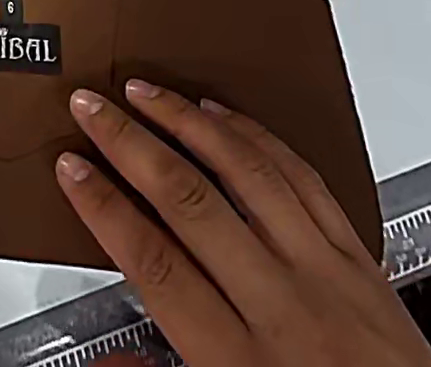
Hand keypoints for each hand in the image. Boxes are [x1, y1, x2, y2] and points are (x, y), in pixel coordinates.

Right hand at [56, 81, 430, 366]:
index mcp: (242, 363)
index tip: (72, 168)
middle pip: (189, 201)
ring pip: (245, 171)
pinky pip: (302, 176)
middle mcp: (284, 307)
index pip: (154, 262)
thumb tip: (105, 361)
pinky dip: (256, 135)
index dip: (104, 206)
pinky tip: (222, 111)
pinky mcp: (358, 254)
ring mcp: (325, 272)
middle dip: (129, 143)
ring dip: (186, 120)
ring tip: (146, 90)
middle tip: (92, 106)